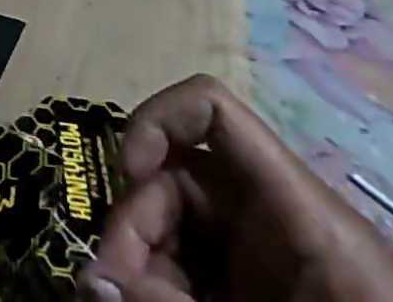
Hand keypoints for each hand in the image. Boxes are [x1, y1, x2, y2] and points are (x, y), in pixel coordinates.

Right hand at [82, 75, 392, 301]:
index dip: (158, 119)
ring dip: (139, 258)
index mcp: (300, 209)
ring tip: (120, 300)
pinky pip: (188, 263)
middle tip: (107, 283)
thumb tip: (92, 281)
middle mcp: (274, 217)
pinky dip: (158, 283)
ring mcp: (263, 257)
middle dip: (134, 221)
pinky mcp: (252, 289)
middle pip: (178, 174)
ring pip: (173, 222)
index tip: (127, 173)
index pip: (215, 110)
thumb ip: (181, 301)